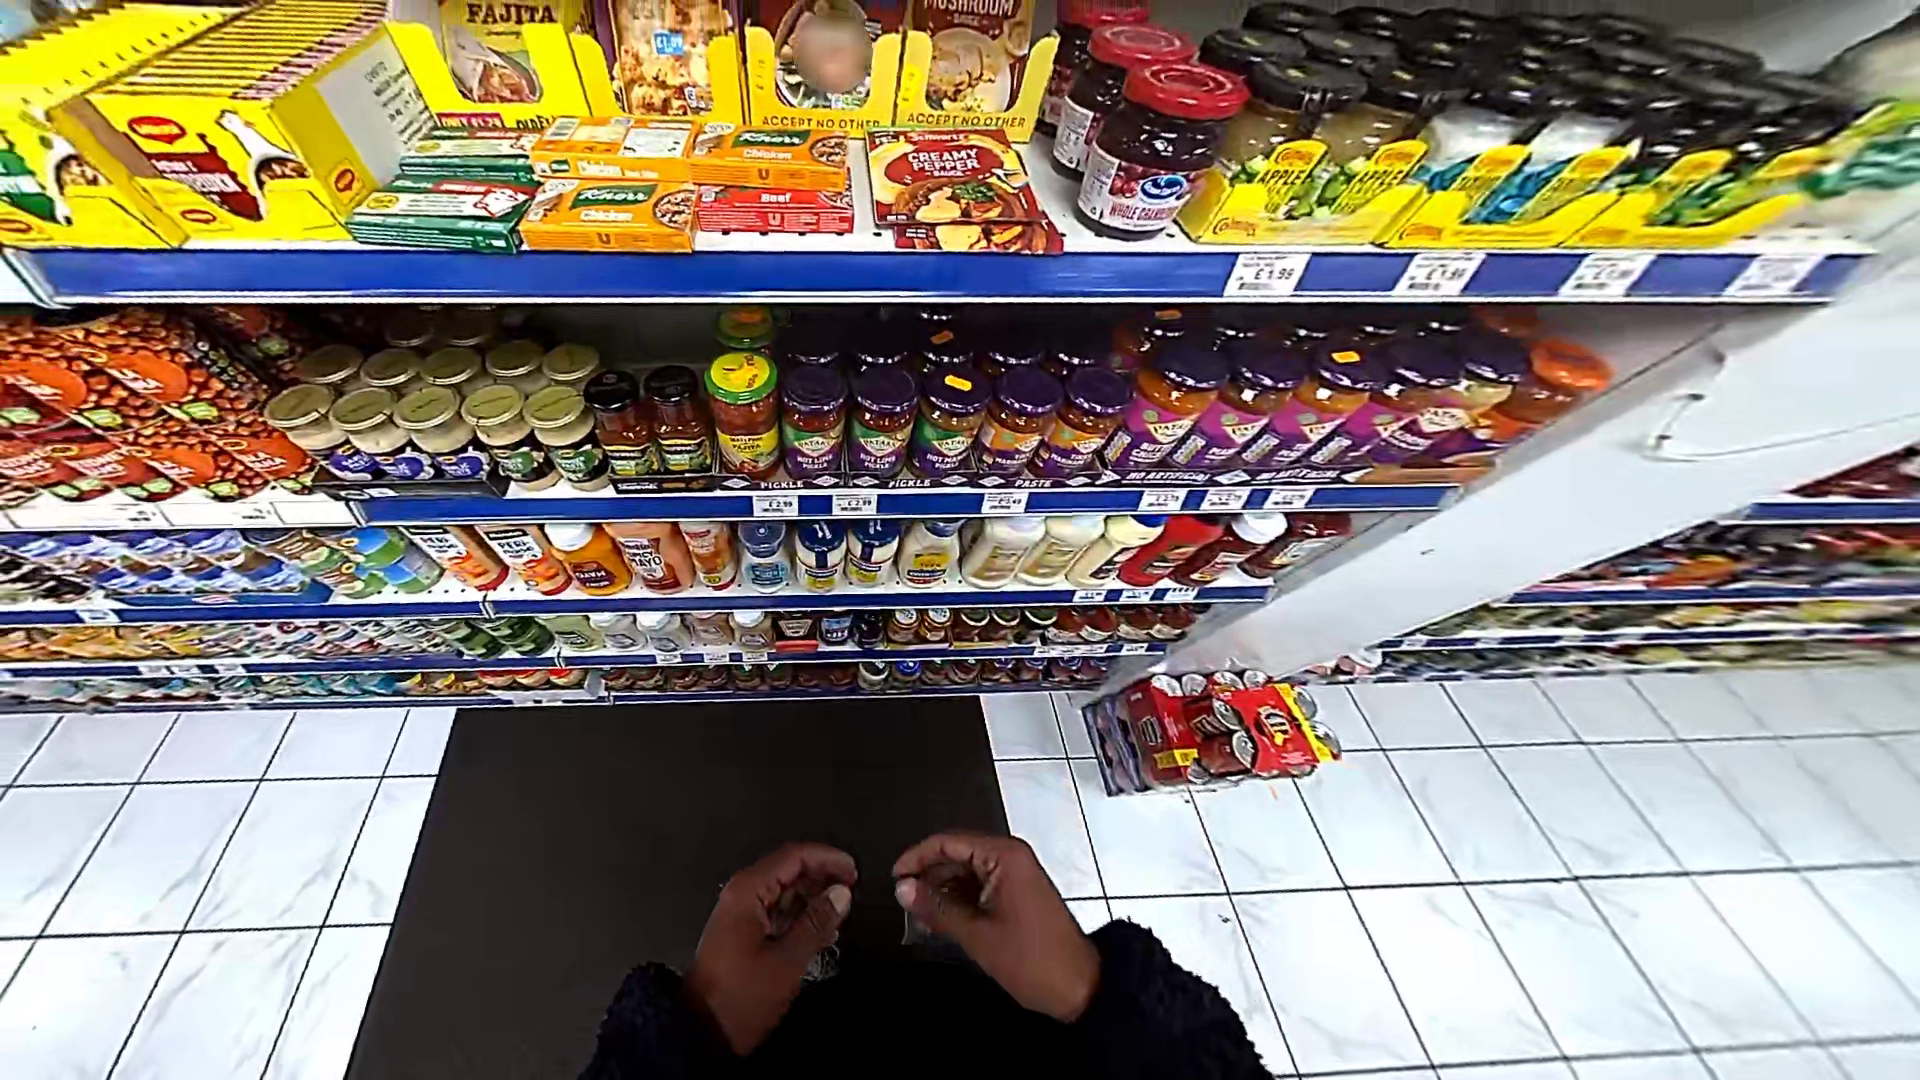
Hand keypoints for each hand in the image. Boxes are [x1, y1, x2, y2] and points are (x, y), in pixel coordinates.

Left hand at [684, 842, 854, 1054]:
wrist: (698, 1037)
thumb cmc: (740, 997)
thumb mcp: (786, 961)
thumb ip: (817, 922)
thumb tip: (842, 893)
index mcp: (749, 890)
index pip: (796, 856)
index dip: (829, 859)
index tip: (853, 872)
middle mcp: (743, 892)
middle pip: (791, 869)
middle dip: (823, 878)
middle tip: (849, 893)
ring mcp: (742, 911)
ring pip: (787, 889)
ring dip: (814, 898)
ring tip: (838, 916)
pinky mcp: (743, 930)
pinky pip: (778, 909)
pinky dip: (801, 915)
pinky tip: (820, 932)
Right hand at [893, 832, 1099, 1022]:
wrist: (1080, 987)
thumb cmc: (1034, 960)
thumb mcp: (978, 935)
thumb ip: (937, 908)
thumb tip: (903, 889)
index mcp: (1003, 855)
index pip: (949, 841)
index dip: (918, 856)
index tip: (896, 876)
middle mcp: (1009, 855)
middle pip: (957, 852)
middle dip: (929, 874)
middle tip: (904, 898)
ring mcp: (1014, 871)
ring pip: (966, 869)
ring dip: (943, 888)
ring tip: (919, 912)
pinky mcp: (1016, 889)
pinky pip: (980, 882)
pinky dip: (960, 897)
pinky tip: (942, 917)